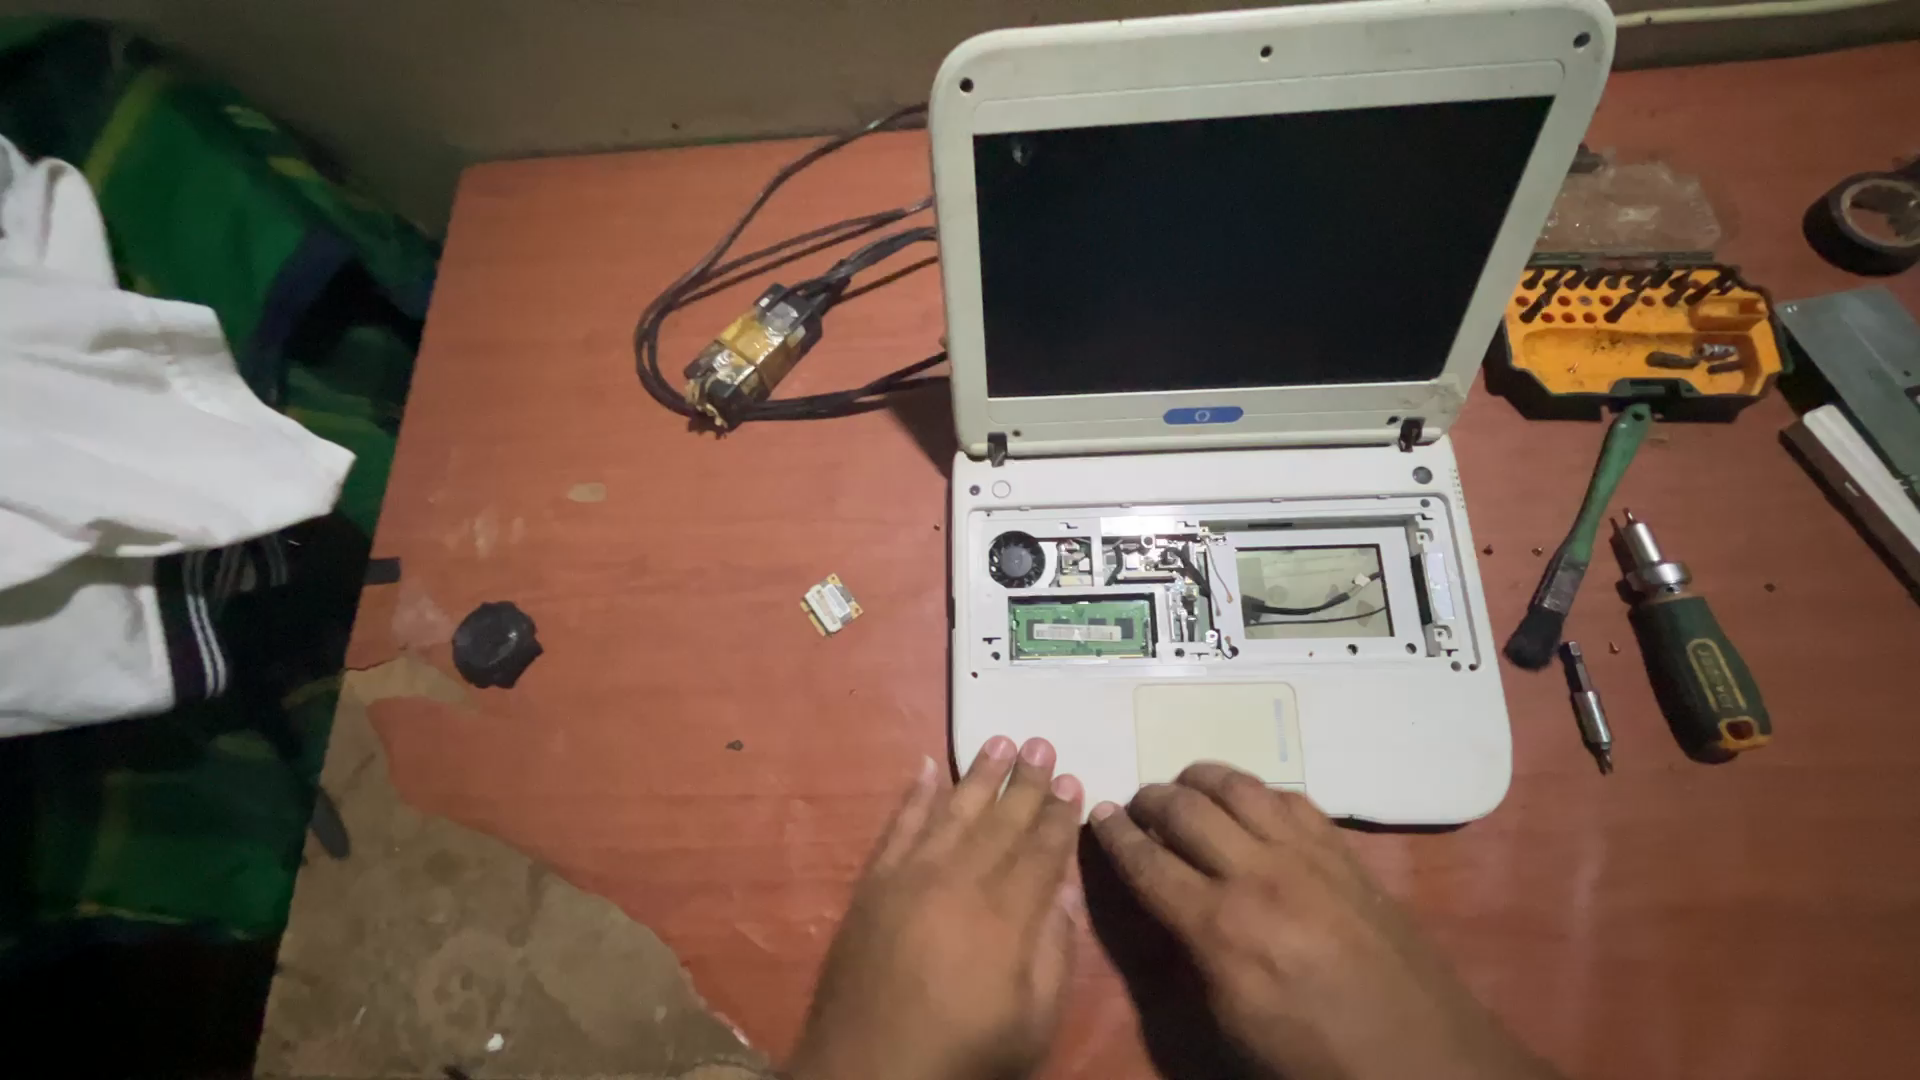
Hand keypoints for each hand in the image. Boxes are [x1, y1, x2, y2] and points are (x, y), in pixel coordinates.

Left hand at [787, 736, 1083, 1079]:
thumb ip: (1054, 953)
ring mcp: (912, 875)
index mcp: (1005, 915)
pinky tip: (927, 766)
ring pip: (954, 810)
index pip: (1042, 850)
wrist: (867, 1072)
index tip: (1072, 779)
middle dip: (1026, 780)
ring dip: (979, 773)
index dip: (1059, 813)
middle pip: (1002, 820)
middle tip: (1042, 742)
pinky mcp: (875, 880)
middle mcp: (960, 880)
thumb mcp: (1032, 1023)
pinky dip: (915, 794)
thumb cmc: (962, 1053)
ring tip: (1000, 739)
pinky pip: (899, 825)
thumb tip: (1067, 890)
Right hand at [1090, 765, 1559, 1079]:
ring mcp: (1304, 854)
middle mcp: (1257, 875)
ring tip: (1183, 789)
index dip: (1114, 835)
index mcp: (1222, 929)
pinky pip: (1286, 795)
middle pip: (1182, 808)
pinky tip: (1246, 806)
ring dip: (1196, 778)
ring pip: (1234, 784)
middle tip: (1137, 806)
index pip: (1147, 862)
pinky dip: (1253, 792)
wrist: (1428, 1060)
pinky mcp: (1341, 848)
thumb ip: (1186, 953)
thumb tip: (1162, 901)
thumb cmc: (1316, 1057)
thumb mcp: (1231, 1024)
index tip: (1098, 815)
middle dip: (1148, 799)